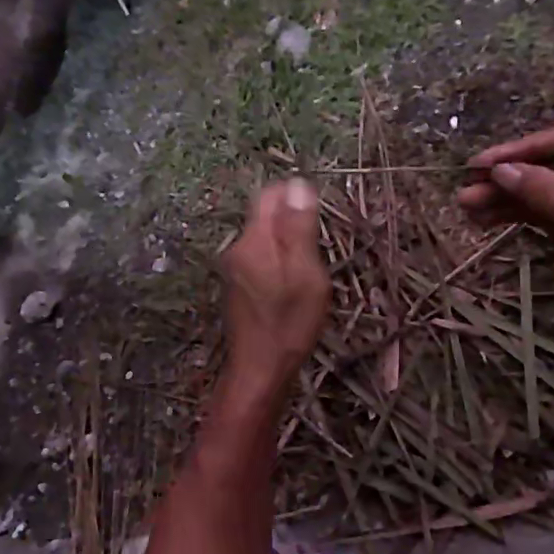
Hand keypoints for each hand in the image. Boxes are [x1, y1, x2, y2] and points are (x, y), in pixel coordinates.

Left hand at [220, 179, 330, 391]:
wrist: (260, 369)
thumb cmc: (289, 323)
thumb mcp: (305, 272)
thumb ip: (299, 228)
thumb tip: (298, 184)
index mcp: (254, 240)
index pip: (270, 195)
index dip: (295, 196)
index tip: (319, 218)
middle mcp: (237, 249)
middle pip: (266, 217)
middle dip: (293, 224)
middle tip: (317, 252)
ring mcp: (234, 270)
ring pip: (265, 240)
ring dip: (288, 246)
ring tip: (309, 273)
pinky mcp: (238, 288)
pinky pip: (261, 261)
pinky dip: (280, 265)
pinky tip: (293, 288)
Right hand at [456, 121, 553, 323]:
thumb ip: (545, 193)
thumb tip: (500, 170)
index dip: (523, 148)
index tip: (483, 163)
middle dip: (511, 175)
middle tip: (468, 187)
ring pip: (549, 188)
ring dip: (510, 196)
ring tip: (468, 206)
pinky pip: (552, 211)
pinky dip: (523, 214)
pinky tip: (490, 218)